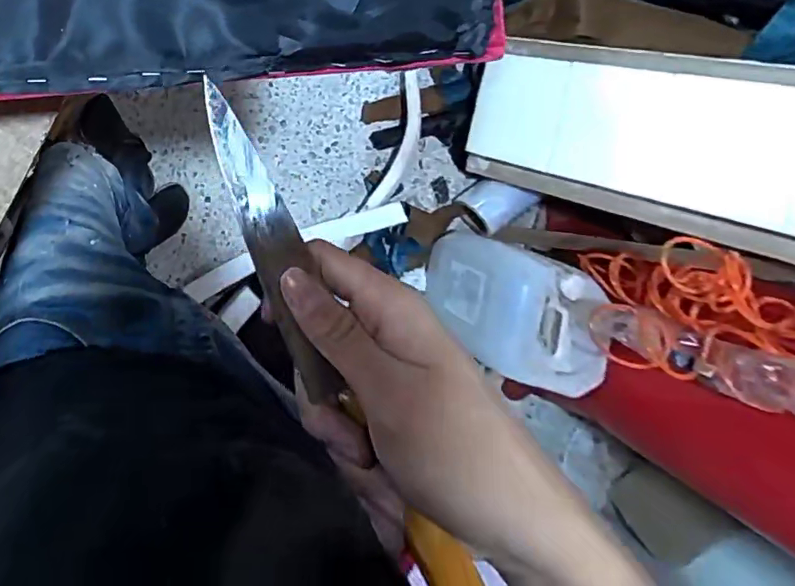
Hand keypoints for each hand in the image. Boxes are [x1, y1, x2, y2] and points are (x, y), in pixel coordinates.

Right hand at [281, 242, 646, 585]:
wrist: (524, 532)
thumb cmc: (457, 449)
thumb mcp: (384, 388)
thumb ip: (331, 329)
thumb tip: (288, 272)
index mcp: (389, 307)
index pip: (323, 262)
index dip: (289, 280)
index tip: (270, 324)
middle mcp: (386, 331)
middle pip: (316, 332)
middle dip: (317, 384)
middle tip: (339, 419)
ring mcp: (389, 373)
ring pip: (327, 382)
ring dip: (336, 424)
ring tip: (369, 458)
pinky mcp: (392, 409)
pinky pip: (347, 416)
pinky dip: (354, 446)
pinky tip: (380, 473)